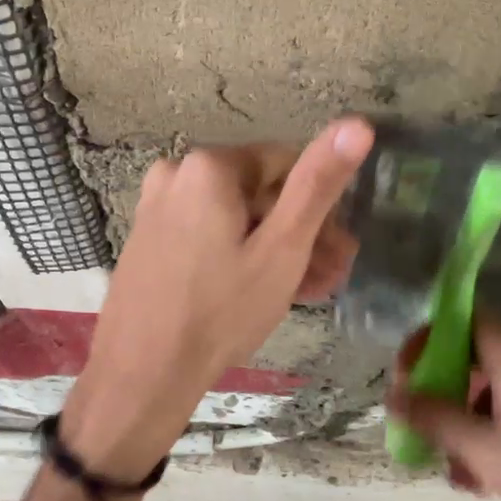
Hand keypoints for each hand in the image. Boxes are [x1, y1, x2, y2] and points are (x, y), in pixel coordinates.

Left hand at [61, 118, 374, 477]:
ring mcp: (157, 206)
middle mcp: (176, 173)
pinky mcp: (150, 238)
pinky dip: (240, 254)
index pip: (287, 164)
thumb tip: (359, 124)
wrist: (141, 376)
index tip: (341, 249)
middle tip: (331, 275)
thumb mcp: (282, 249)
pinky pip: (208, 235)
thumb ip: (319, 184)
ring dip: (275, 248)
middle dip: (300, 231)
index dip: (321, 206)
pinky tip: (264, 290)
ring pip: (235, 217)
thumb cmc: (221, 312)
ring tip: (307, 289)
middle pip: (259, 192)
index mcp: (209, 166)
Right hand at [391, 319, 500, 500]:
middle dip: (448, 393)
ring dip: (475, 417)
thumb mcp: (487, 454)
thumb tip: (394, 396)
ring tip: (465, 472)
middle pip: (480, 355)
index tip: (408, 379)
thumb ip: (436, 419)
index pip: (461, 320)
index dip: (428, 343)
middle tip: (430, 434)